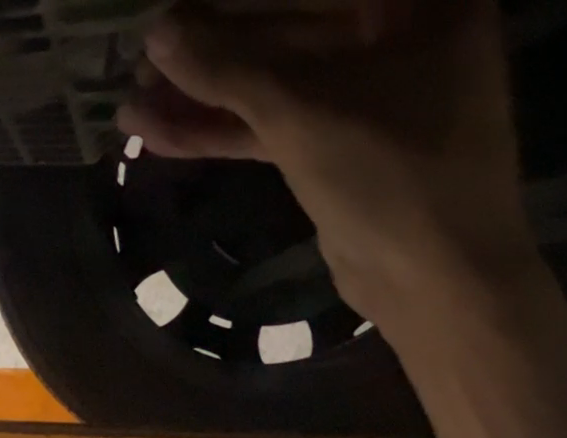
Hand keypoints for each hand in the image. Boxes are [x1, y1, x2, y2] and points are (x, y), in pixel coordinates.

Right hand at [117, 0, 543, 332]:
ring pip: (270, 84)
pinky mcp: (336, 148)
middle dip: (207, 51)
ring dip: (201, 99)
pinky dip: (221, 133)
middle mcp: (393, 33)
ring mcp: (363, 96)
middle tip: (141, 60)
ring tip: (132, 107)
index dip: (232, 3)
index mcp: (414, 0)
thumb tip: (156, 33)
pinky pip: (271, 127)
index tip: (170, 12)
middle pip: (284, 27)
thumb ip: (226, 70)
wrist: (434, 281)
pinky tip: (160, 137)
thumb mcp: (302, 113)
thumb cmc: (391, 175)